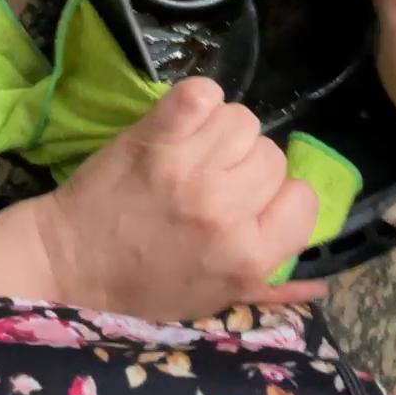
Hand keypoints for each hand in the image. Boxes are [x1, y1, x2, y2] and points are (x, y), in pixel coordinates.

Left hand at [20, 78, 325, 320]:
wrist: (71, 261)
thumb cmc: (142, 287)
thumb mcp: (213, 300)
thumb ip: (271, 288)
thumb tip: (324, 279)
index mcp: (247, 256)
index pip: (304, 200)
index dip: (280, 196)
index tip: (252, 199)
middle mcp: (225, 210)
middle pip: (272, 154)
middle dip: (246, 164)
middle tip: (213, 176)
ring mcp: (188, 167)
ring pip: (241, 120)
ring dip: (222, 131)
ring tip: (195, 149)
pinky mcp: (155, 135)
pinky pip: (201, 94)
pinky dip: (197, 99)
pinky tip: (183, 119)